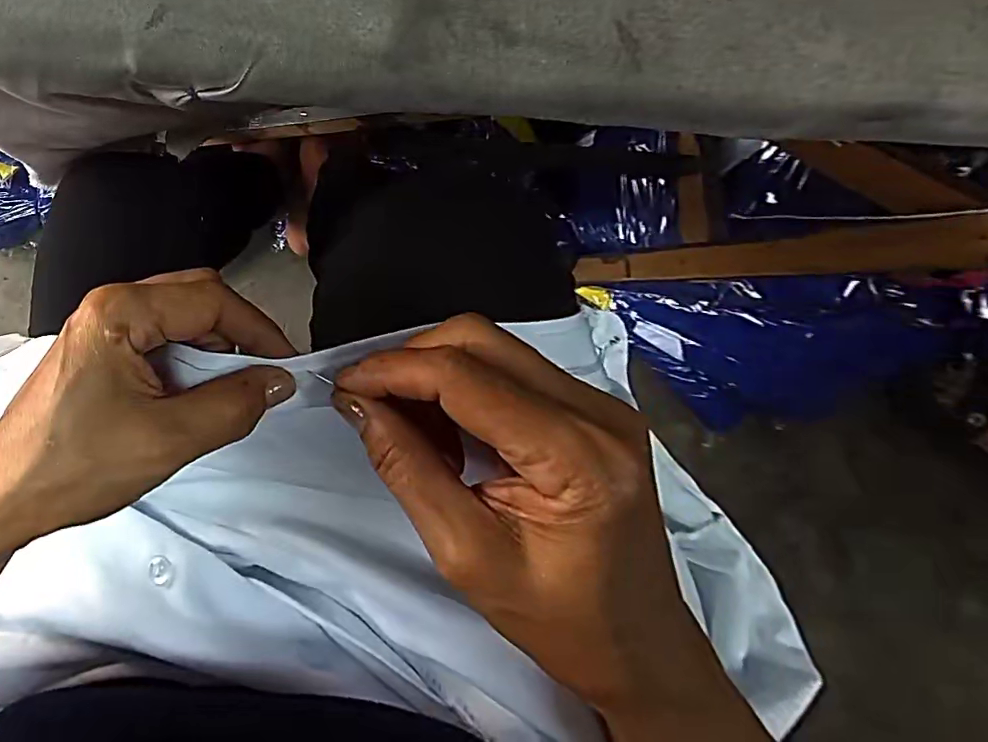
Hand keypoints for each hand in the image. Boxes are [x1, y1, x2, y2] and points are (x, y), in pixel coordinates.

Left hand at [0, 269, 296, 555]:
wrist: (0, 501)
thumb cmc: (74, 468)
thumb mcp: (167, 440)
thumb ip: (232, 406)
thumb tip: (277, 382)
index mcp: (120, 310)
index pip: (211, 300)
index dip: (258, 330)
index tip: (285, 366)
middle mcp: (109, 302)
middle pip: (196, 297)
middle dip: (235, 335)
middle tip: (258, 376)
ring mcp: (100, 322)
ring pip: (180, 316)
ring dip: (211, 349)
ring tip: (221, 392)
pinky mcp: (98, 345)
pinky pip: (159, 335)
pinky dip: (187, 359)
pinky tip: (189, 394)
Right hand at [334, 315, 764, 739]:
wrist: (641, 646)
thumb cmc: (561, 621)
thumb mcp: (467, 556)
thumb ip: (408, 470)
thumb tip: (360, 404)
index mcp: (576, 454)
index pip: (465, 377)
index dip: (395, 369)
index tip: (347, 382)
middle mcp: (596, 410)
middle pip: (481, 340)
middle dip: (413, 359)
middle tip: (371, 398)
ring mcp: (600, 402)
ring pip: (494, 346)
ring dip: (437, 369)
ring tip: (408, 420)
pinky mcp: (593, 406)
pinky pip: (513, 368)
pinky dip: (466, 383)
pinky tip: (448, 427)